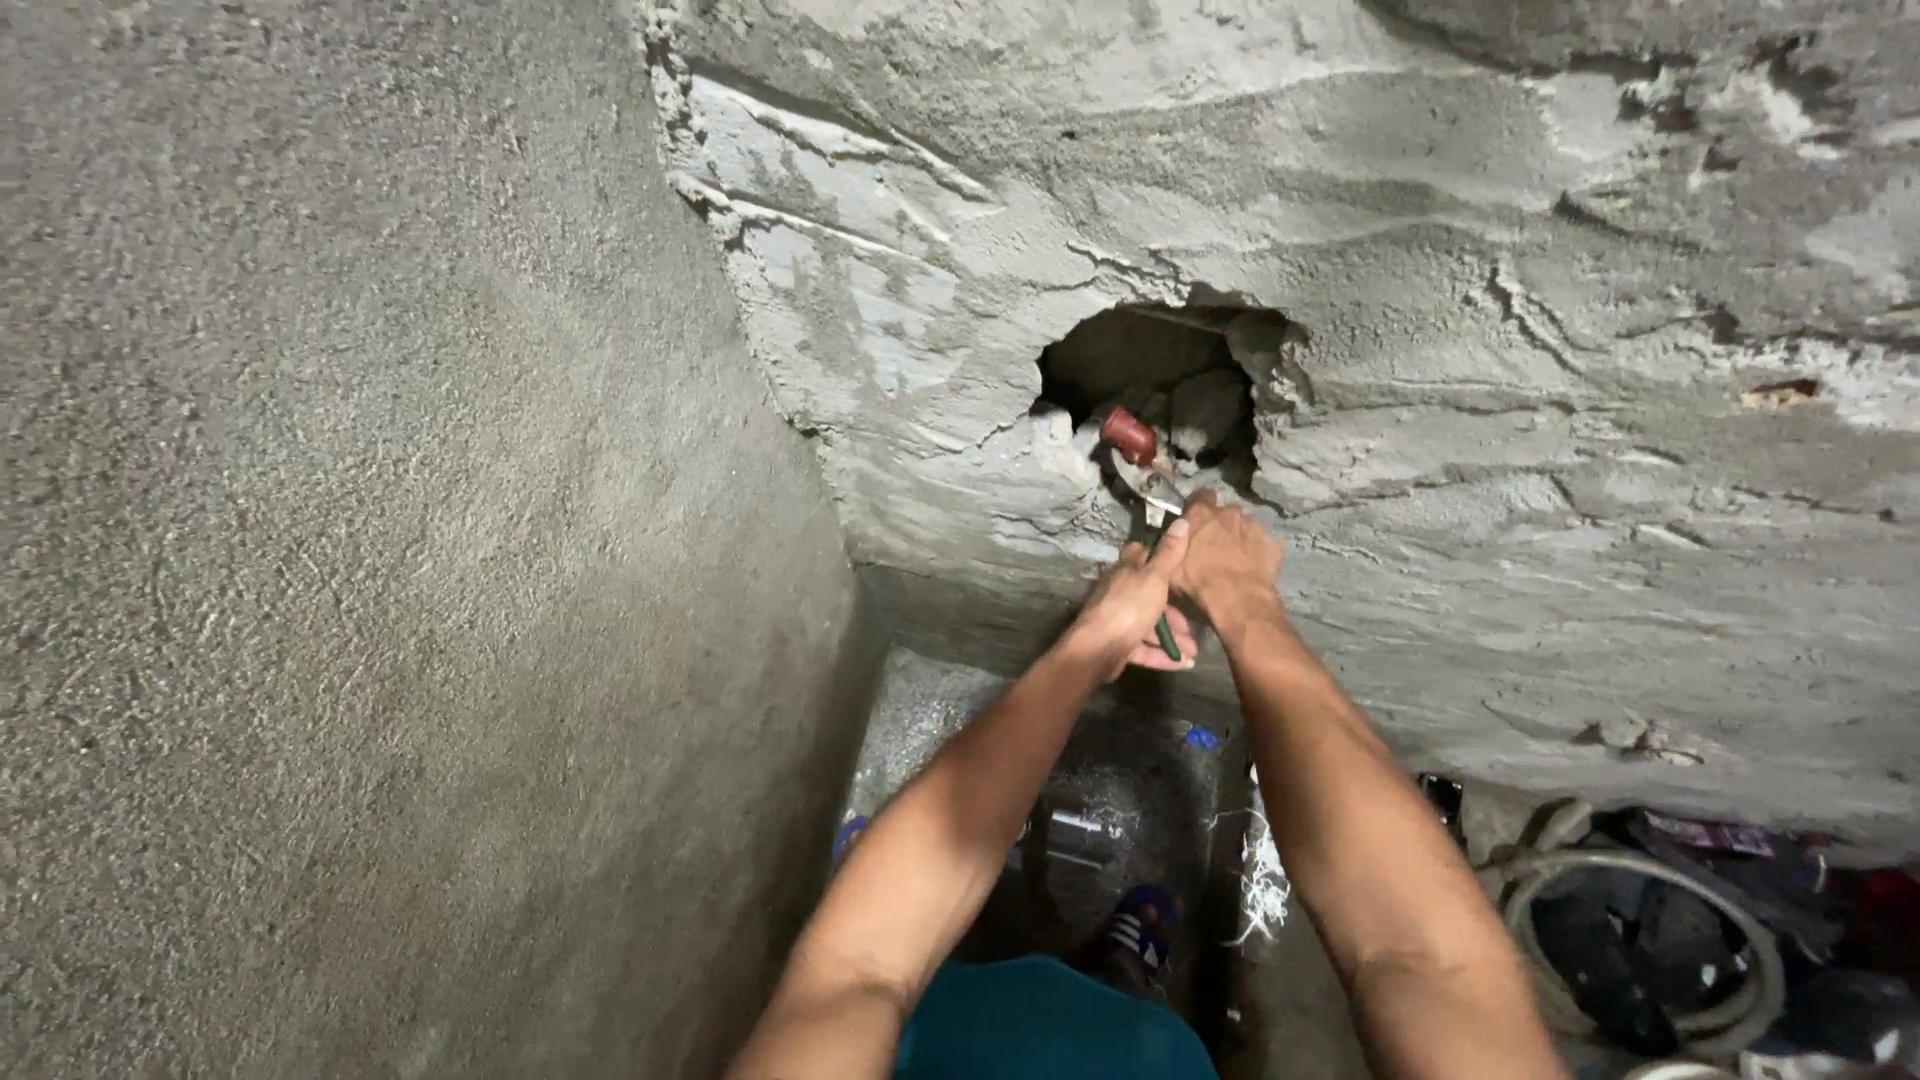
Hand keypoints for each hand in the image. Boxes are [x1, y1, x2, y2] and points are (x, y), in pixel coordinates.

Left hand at [1063, 520, 1198, 679]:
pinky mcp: (1117, 643)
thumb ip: (1168, 553)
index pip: (1139, 554)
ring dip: (1172, 638)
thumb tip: (1181, 520)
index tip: (1181, 566)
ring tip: (1193, 652)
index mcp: (1125, 572)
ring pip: (1148, 625)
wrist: (1097, 649)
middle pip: (1150, 597)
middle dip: (1174, 614)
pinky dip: (1161, 655)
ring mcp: (1117, 619)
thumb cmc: (1128, 608)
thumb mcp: (1153, 577)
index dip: (1158, 556)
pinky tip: (1181, 664)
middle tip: (1193, 627)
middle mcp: (1119, 592)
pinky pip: (1143, 647)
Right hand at [1169, 490, 1283, 623]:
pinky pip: (1261, 542)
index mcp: (1201, 514)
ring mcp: (1253, 526)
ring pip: (1244, 526)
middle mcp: (1228, 513)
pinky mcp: (1272, 542)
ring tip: (1234, 558)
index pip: (1200, 496)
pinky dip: (1256, 551)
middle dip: (1220, 524)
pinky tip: (1251, 567)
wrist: (1238, 599)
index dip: (1198, 506)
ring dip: (1238, 537)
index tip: (1196, 520)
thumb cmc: (1198, 581)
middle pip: (1224, 513)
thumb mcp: (1171, 566)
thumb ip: (1172, 545)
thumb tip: (1175, 535)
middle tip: (1214, 545)